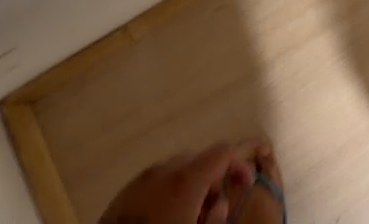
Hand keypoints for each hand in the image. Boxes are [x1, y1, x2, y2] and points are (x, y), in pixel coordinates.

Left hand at [97, 143, 260, 223]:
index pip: (222, 151)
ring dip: (188, 186)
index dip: (238, 165)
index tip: (245, 184)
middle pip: (198, 160)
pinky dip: (167, 191)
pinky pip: (154, 181)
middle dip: (210, 179)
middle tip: (213, 209)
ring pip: (175, 169)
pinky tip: (164, 215)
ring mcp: (141, 179)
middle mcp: (164, 171)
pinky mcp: (124, 192)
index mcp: (185, 180)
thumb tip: (219, 204)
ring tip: (188, 214)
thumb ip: (216, 218)